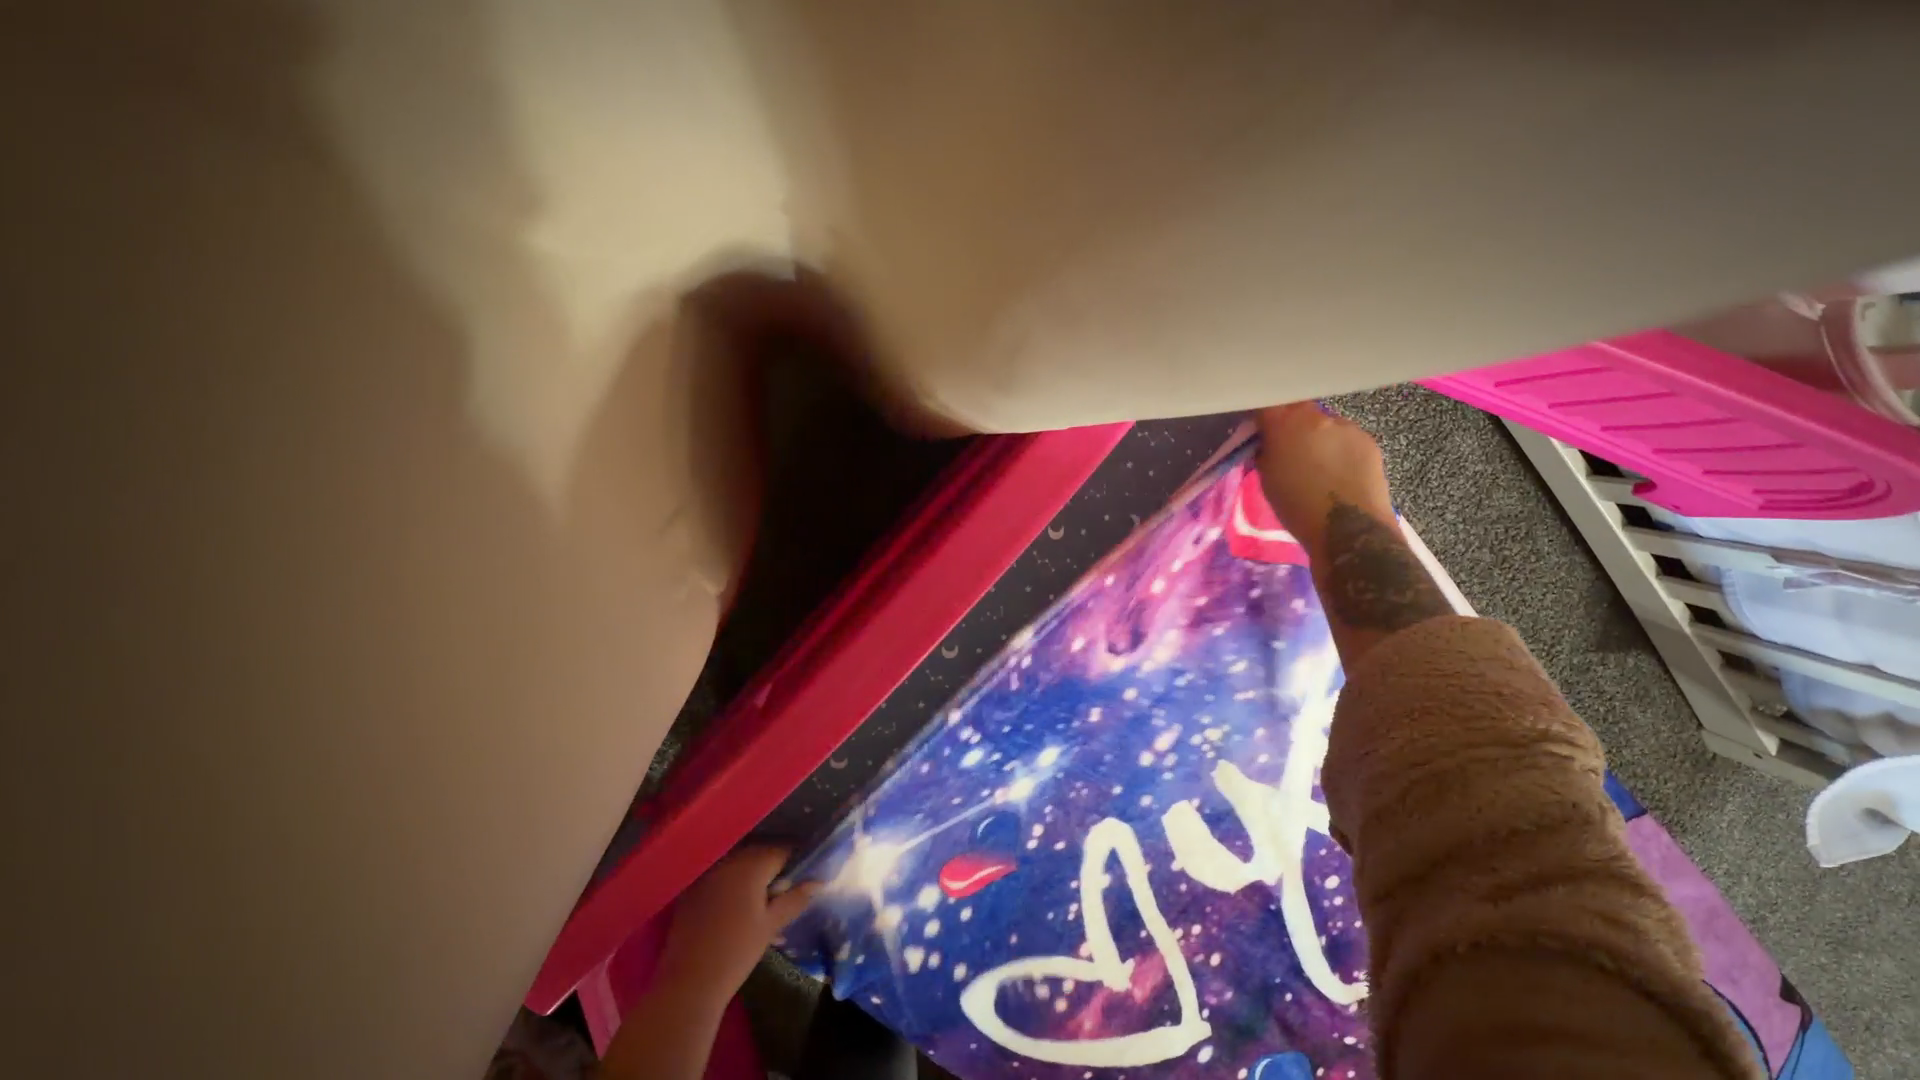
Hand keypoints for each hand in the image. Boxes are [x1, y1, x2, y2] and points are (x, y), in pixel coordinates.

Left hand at [655, 847, 818, 1005]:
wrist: (690, 981)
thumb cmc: (737, 952)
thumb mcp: (772, 925)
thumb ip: (796, 899)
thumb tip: (818, 882)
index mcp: (750, 866)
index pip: (781, 849)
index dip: (797, 858)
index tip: (807, 871)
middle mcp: (727, 861)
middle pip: (758, 852)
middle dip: (774, 864)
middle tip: (788, 885)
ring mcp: (706, 874)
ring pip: (738, 862)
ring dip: (753, 872)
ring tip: (764, 895)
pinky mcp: (692, 889)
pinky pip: (719, 875)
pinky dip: (732, 881)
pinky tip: (738, 902)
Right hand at [1253, 402, 1393, 550]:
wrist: (1349, 528)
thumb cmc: (1297, 508)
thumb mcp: (1267, 479)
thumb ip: (1267, 451)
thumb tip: (1270, 442)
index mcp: (1285, 424)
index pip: (1268, 404)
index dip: (1263, 417)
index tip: (1260, 430)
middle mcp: (1317, 417)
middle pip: (1299, 411)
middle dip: (1292, 426)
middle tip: (1288, 450)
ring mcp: (1346, 426)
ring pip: (1325, 425)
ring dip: (1318, 438)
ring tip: (1319, 466)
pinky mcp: (1369, 440)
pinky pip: (1346, 438)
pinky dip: (1339, 449)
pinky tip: (1339, 472)